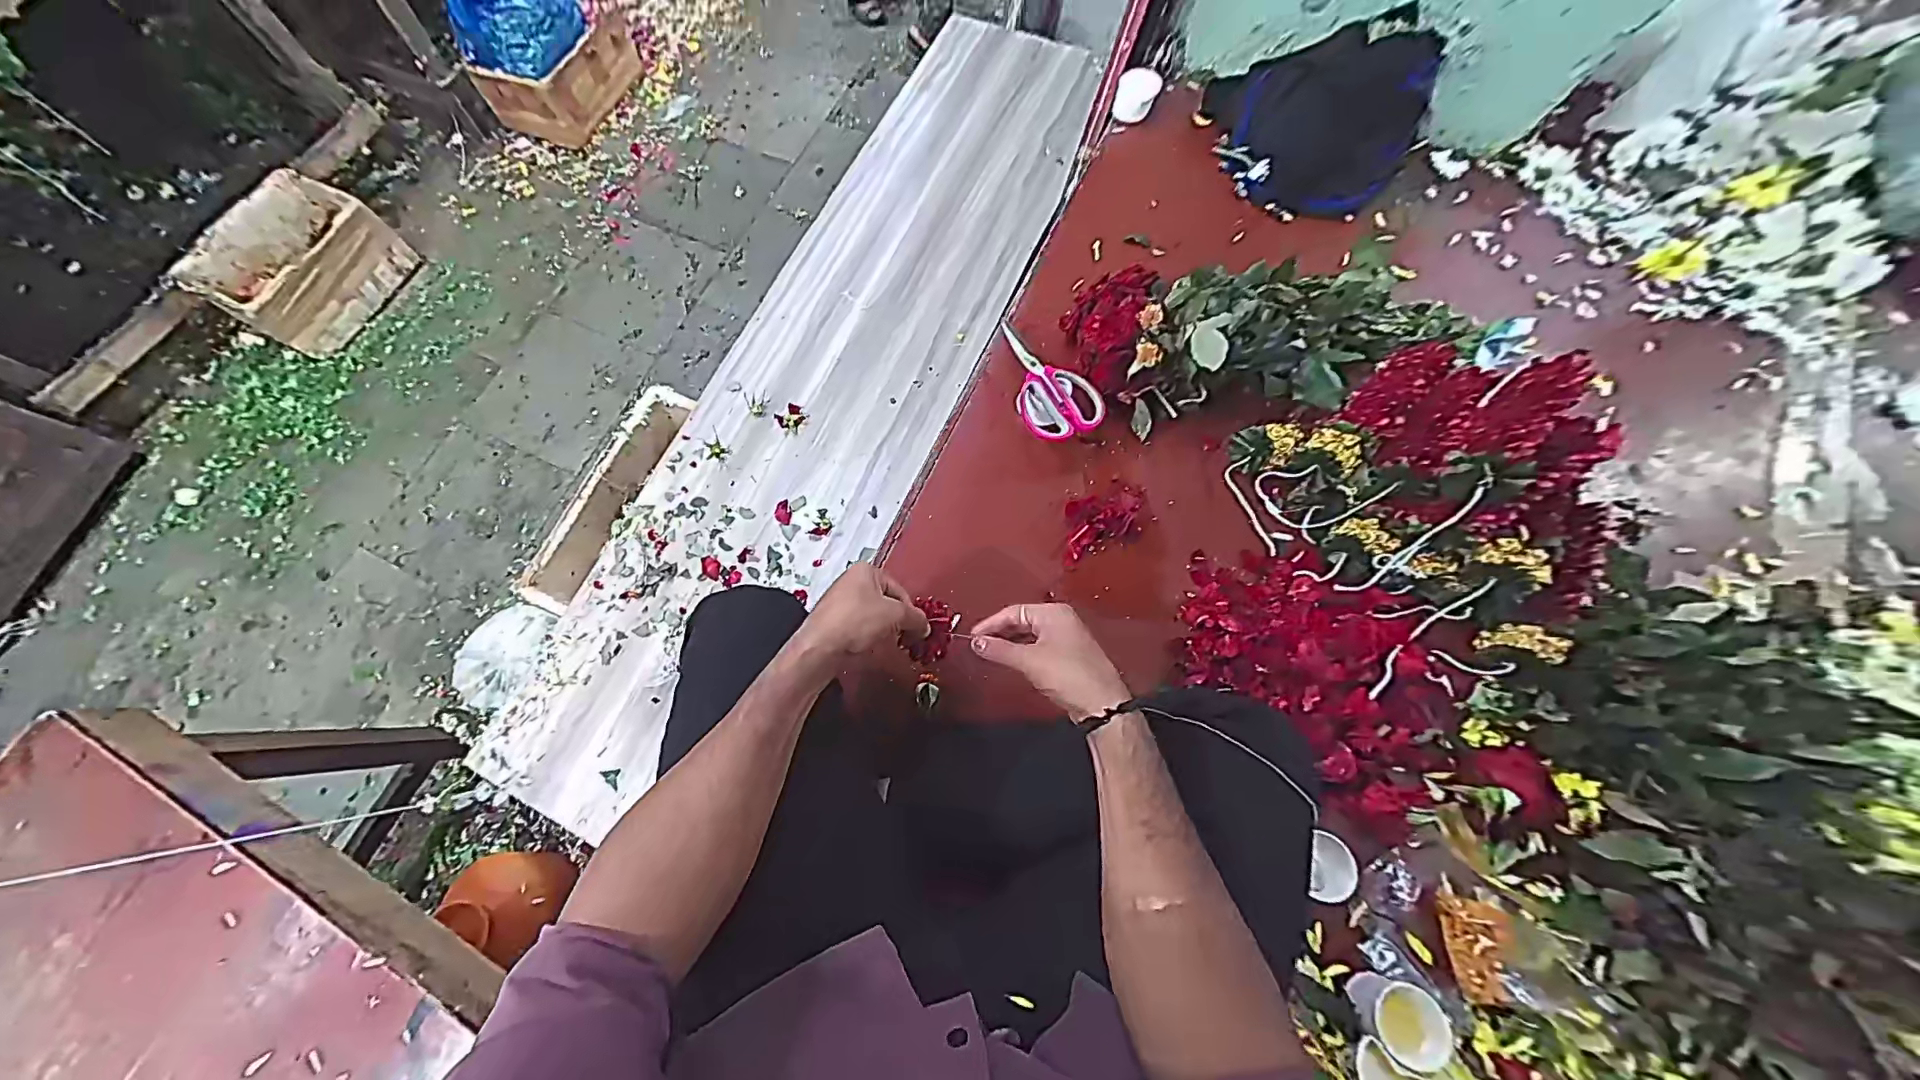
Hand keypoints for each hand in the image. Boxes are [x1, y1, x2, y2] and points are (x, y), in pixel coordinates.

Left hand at [791, 563, 929, 661]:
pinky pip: (857, 627)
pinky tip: (865, 646)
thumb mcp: (895, 615)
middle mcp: (851, 581)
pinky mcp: (832, 621)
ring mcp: (839, 601)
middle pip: (885, 602)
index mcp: (865, 570)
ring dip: (882, 630)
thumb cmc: (856, 621)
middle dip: (896, 621)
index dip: (909, 609)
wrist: (820, 647)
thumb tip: (924, 625)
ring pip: (872, 616)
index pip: (898, 589)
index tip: (915, 627)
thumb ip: (915, 617)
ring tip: (882, 642)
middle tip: (902, 636)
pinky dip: (866, 636)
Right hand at [967, 603, 1130, 719]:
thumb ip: (1000, 649)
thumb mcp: (1029, 661)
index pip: (1014, 611)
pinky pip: (1039, 646)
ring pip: (1030, 634)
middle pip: (1022, 621)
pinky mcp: (1068, 654)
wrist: (1101, 703)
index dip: (991, 624)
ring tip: (990, 654)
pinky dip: (1023, 652)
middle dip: (1000, 633)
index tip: (973, 637)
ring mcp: (1066, 637)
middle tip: (979, 646)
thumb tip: (977, 642)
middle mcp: (1061, 620)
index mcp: (1053, 613)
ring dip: (1010, 643)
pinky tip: (1012, 661)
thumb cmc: (1067, 675)